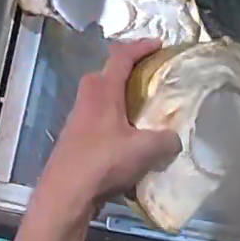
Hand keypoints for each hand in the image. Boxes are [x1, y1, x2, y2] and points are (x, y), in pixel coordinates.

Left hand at [34, 38, 181, 217]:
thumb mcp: (145, 150)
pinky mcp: (74, 143)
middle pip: (107, 77)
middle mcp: (86, 100)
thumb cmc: (103, 163)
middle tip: (150, 81)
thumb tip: (174, 140)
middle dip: (128, 75)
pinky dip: (114, 127)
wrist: (65, 195)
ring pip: (101, 103)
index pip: (121, 57)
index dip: (140, 47)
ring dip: (121, 104)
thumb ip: (166, 140)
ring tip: (143, 115)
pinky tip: (128, 146)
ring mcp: (76, 122)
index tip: (158, 45)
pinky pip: (98, 125)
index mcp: (102, 91)